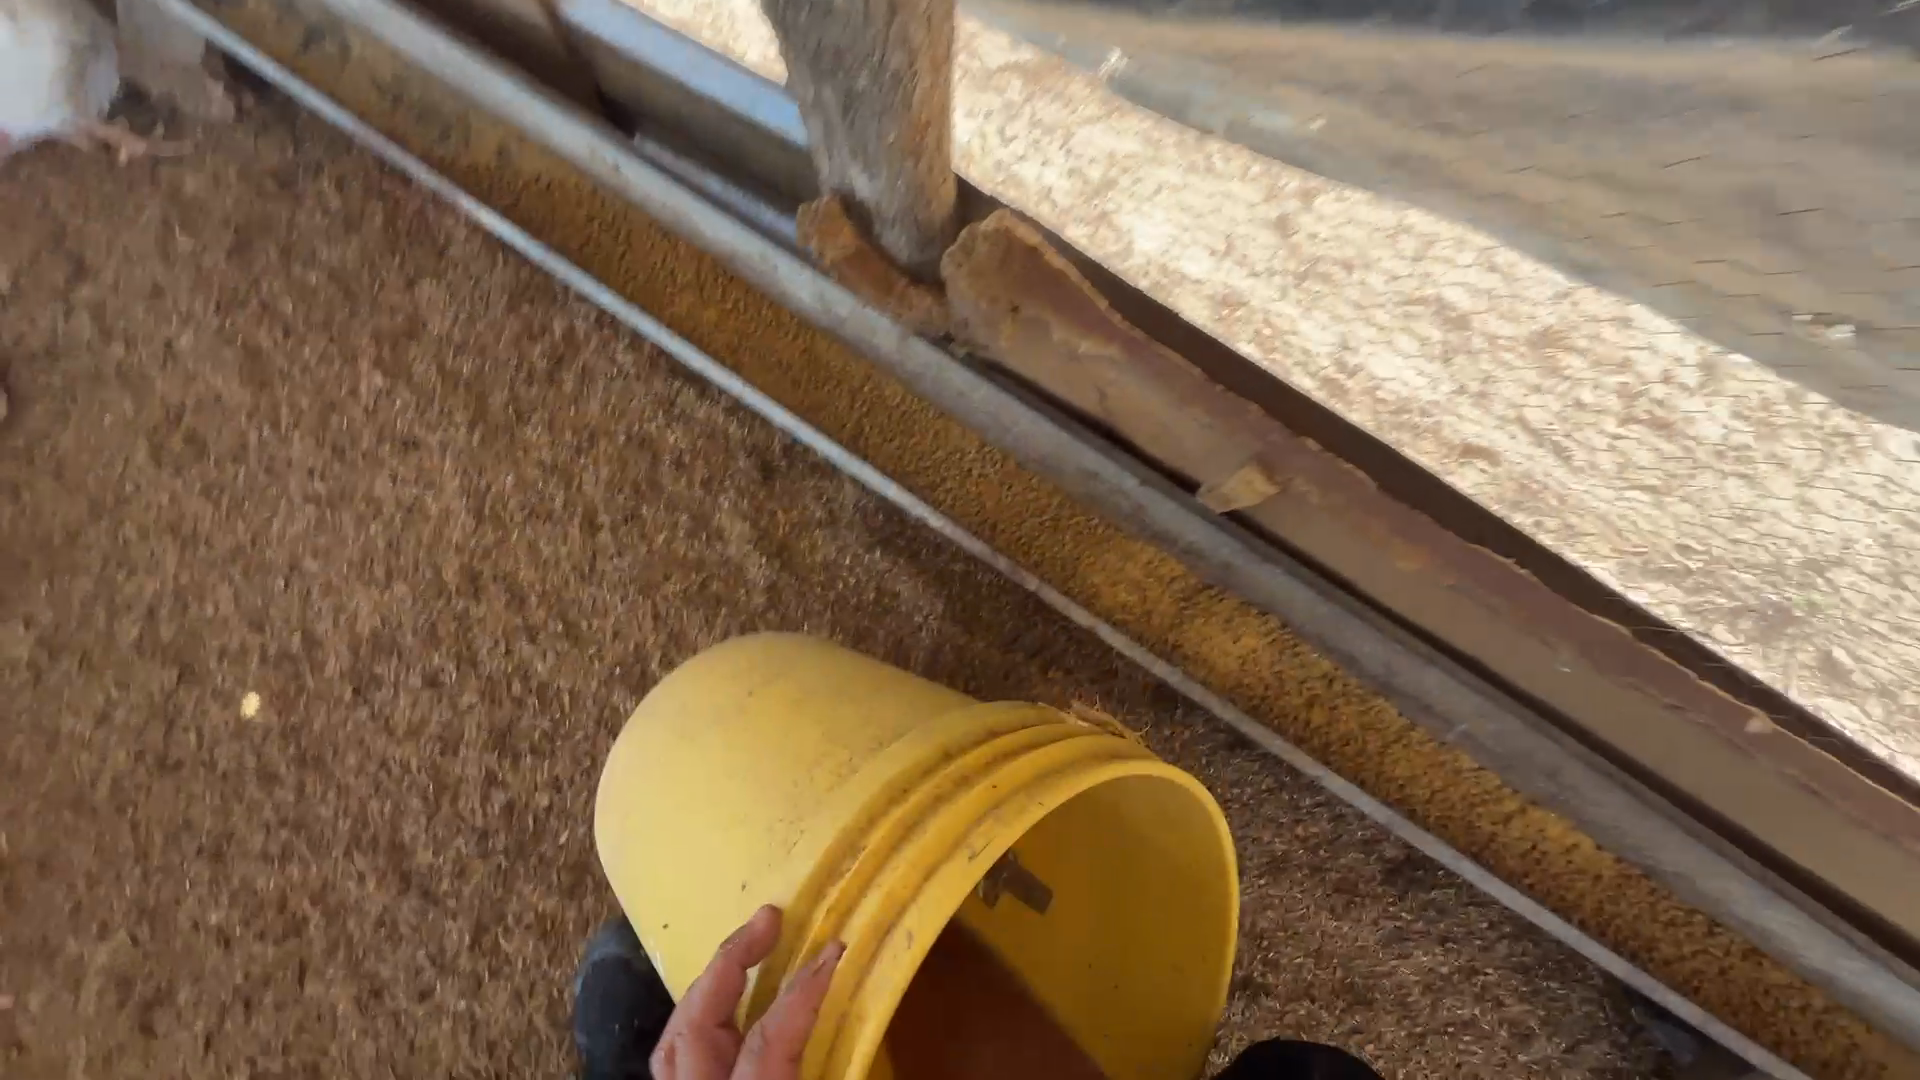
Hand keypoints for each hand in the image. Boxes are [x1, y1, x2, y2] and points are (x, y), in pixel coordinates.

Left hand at [651, 905, 845, 1079]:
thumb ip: (836, 1066)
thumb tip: (845, 991)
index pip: (765, 1042)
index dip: (800, 992)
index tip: (833, 950)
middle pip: (696, 1024)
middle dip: (731, 961)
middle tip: (771, 918)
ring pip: (673, 1038)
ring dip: (708, 984)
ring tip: (746, 948)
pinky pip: (675, 1058)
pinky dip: (697, 1020)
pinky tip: (724, 1006)